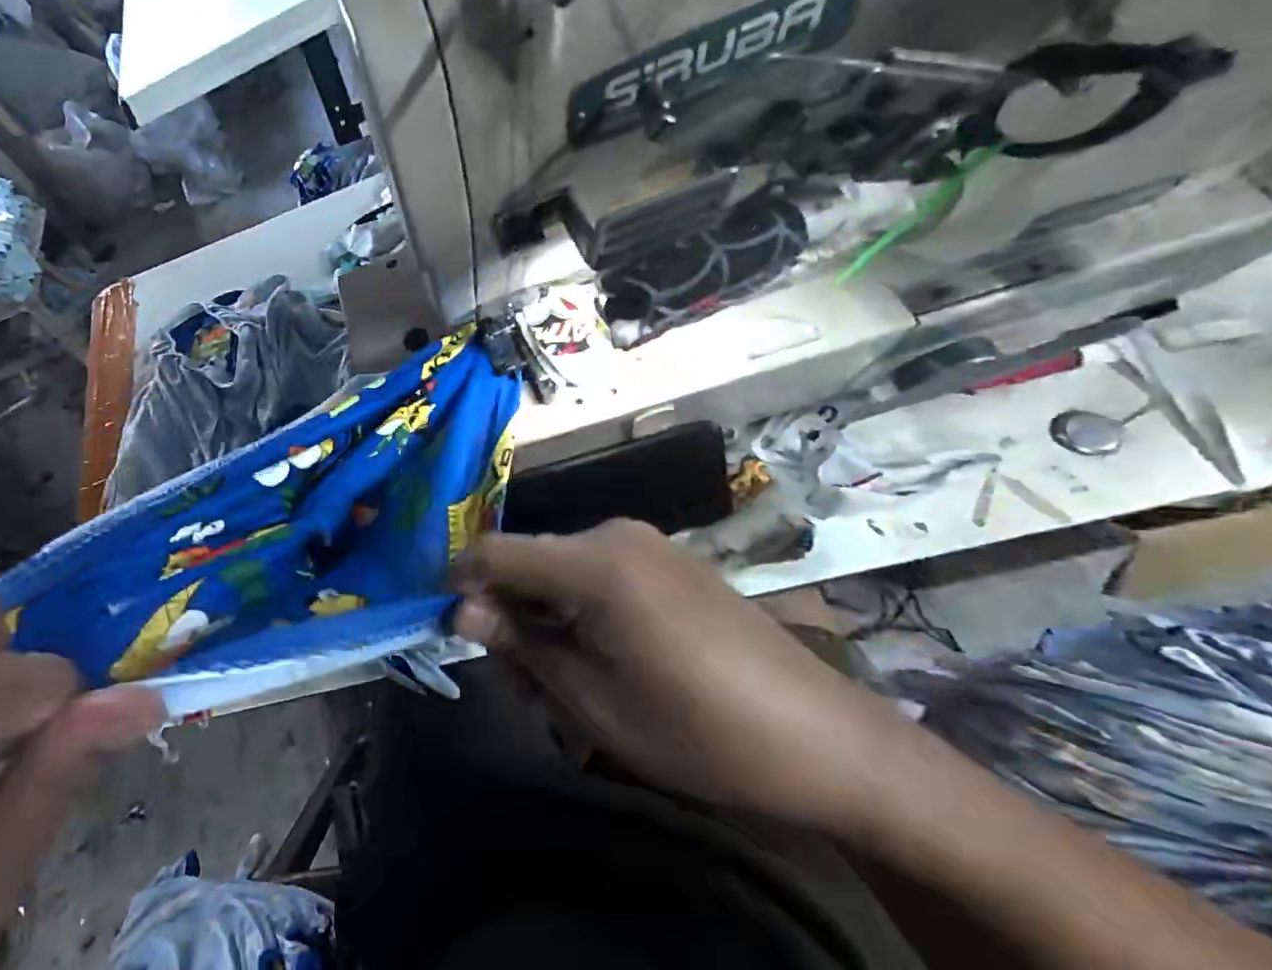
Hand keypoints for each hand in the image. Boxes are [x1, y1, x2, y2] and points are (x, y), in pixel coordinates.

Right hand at [451, 520, 916, 831]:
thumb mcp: (590, 700)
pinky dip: (580, 610)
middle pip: (529, 560)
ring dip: (545, 619)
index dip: (460, 586)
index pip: (494, 551)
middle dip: (508, 615)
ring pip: (562, 570)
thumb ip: (521, 645)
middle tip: (520, 684)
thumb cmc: (696, 728)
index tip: (451, 634)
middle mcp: (616, 534)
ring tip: (564, 684)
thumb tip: (461, 611)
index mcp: (594, 562)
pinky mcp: (669, 560)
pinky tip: (602, 659)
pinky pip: (599, 573)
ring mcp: (648, 543)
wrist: (820, 737)